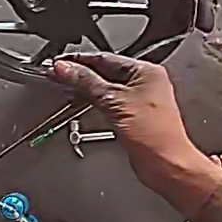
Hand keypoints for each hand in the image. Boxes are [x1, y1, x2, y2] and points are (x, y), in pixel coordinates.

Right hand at [49, 52, 221, 217]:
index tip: (59, 62)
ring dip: (85, 87)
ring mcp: (139, 101)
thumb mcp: (113, 101)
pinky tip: (81, 102)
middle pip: (105, 72)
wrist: (165, 163)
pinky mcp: (133, 117)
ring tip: (65, 86)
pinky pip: (108, 103)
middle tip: (57, 74)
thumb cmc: (154, 134)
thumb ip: (86, 82)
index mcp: (146, 71)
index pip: (105, 58)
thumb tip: (65, 68)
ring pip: (105, 88)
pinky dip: (93, 101)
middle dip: (80, 73)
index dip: (79, 60)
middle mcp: (145, 83)